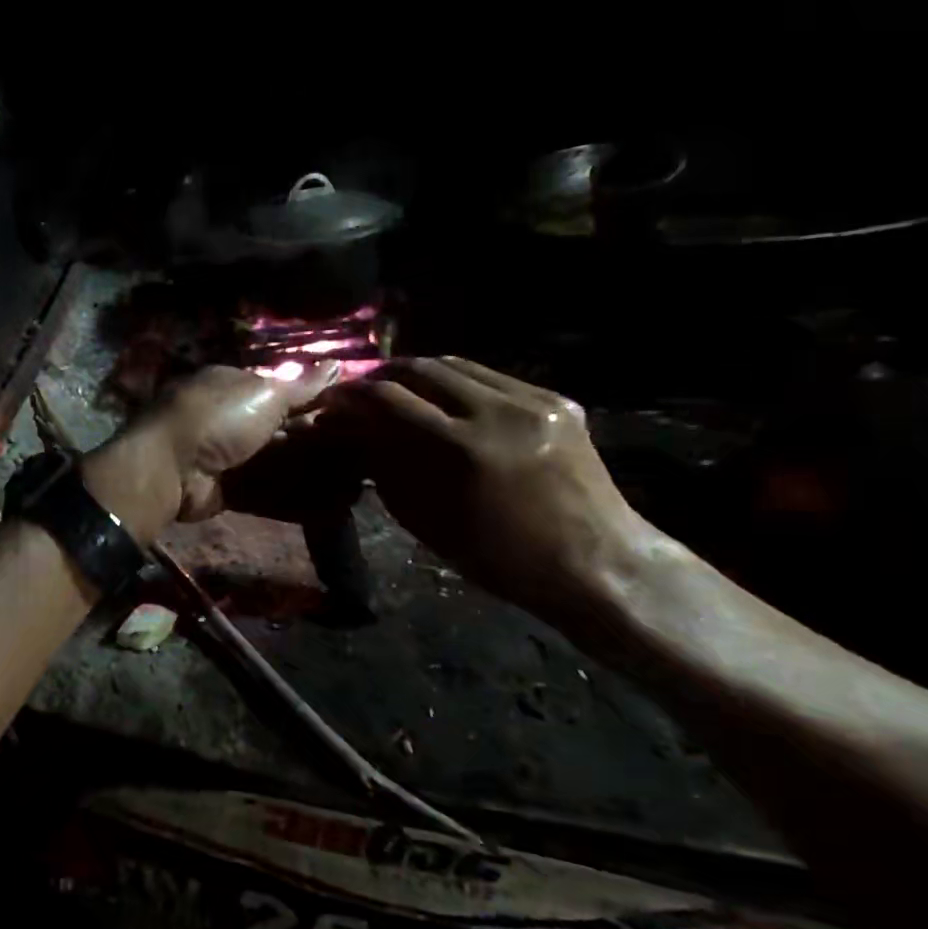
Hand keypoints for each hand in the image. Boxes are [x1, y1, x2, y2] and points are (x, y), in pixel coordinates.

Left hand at [83, 362, 340, 541]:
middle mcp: (228, 419)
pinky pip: (265, 493)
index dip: (313, 403)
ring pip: (275, 463)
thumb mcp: (265, 394)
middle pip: (279, 430)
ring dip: (308, 472)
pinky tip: (327, 506)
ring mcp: (225, 457)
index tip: (349, 415)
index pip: (279, 390)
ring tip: (352, 483)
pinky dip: (293, 499)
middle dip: (314, 441)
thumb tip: (335, 364)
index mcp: (232, 385)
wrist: (170, 469)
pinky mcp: (225, 491)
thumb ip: (301, 386)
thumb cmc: (219, 418)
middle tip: (357, 454)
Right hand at [319, 357, 643, 617]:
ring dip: (419, 373)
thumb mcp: (427, 522)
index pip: (389, 400)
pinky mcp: (556, 400)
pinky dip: (458, 385)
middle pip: (421, 368)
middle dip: (382, 375)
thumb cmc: (500, 559)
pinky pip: (492, 378)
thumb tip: (357, 431)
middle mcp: (496, 413)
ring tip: (399, 389)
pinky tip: (447, 400)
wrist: (594, 563)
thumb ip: (388, 468)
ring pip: (457, 365)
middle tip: (362, 390)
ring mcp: (533, 400)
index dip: (352, 395)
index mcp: (460, 452)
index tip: (333, 400)